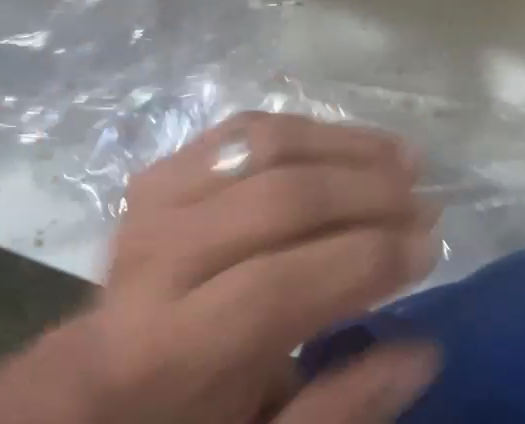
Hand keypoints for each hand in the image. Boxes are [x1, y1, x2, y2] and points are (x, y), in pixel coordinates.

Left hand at [75, 113, 443, 423]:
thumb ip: (335, 409)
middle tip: (428, 205)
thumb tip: (422, 351)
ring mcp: (153, 201)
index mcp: (165, 349)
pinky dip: (311, 130)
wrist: (94, 376)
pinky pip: (246, 130)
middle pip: (276, 200)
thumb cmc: (182, 418)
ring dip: (347, 147)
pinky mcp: (163, 169)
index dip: (363, 261)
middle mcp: (153, 260)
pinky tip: (354, 145)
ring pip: (265, 145)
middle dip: (368, 196)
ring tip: (407, 160)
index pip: (275, 287)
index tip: (430, 250)